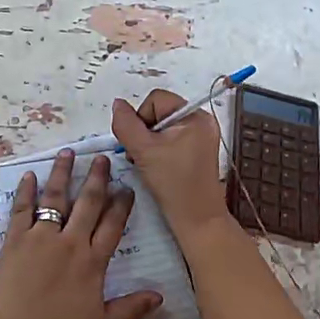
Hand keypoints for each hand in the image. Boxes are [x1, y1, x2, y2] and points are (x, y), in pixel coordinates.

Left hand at [0, 150, 159, 318]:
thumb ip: (130, 309)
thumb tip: (160, 298)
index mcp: (93, 262)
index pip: (112, 226)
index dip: (121, 205)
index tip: (127, 187)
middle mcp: (70, 242)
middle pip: (87, 203)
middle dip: (96, 179)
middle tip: (102, 158)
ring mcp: (41, 238)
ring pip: (55, 198)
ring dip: (62, 174)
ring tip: (67, 153)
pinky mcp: (15, 240)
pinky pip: (22, 209)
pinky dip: (26, 191)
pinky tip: (30, 176)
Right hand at [112, 91, 232, 232]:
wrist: (196, 219)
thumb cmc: (172, 183)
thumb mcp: (143, 151)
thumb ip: (125, 124)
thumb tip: (117, 104)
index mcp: (195, 116)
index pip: (156, 99)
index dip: (140, 118)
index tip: (139, 144)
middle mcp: (202, 121)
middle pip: (160, 111)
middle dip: (144, 131)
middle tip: (141, 155)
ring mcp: (202, 136)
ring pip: (163, 127)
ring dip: (149, 142)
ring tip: (148, 162)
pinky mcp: (199, 151)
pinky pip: (172, 139)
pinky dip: (160, 149)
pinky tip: (157, 166)